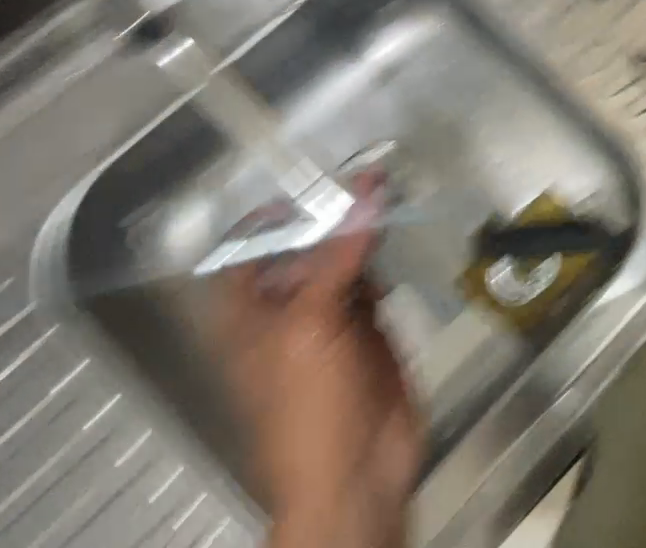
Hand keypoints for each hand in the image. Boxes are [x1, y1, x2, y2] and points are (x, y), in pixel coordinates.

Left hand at [216, 181, 423, 547]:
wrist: (359, 472)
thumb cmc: (309, 406)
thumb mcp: (314, 320)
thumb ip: (342, 250)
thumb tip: (368, 183)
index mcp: (248, 311)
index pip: (250, 246)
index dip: (275, 212)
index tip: (314, 177)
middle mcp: (286, 307)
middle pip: (305, 247)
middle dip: (332, 214)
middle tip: (366, 172)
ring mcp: (331, 318)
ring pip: (345, 260)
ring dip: (364, 233)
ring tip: (389, 194)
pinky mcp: (371, 327)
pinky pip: (375, 281)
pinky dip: (385, 263)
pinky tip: (398, 246)